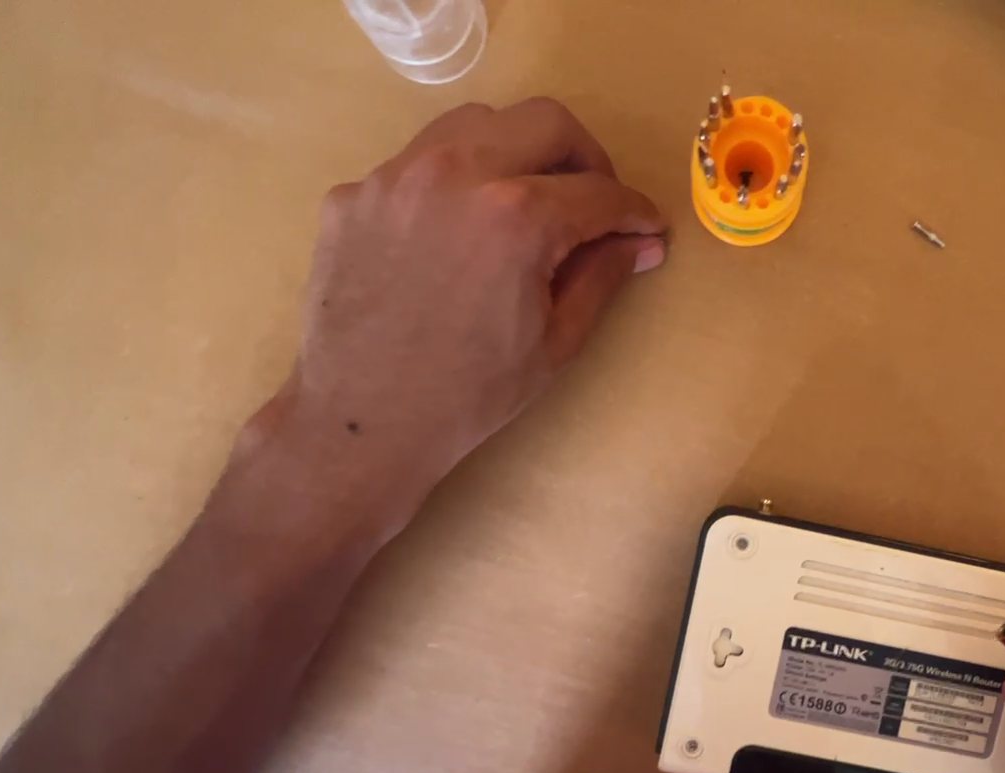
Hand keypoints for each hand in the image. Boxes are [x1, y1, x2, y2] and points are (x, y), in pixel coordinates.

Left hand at [236, 98, 666, 546]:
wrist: (366, 417)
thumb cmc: (473, 393)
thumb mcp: (555, 341)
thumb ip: (601, 277)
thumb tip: (643, 243)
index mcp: (517, 217)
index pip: (598, 193)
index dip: (634, 210)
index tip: (647, 226)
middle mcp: (457, 172)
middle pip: (546, 123)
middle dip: (588, 159)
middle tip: (595, 204)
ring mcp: (397, 175)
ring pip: (478, 124)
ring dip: (520, 153)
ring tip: (528, 205)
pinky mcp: (357, 192)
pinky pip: (421, 163)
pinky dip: (459, 184)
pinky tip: (460, 234)